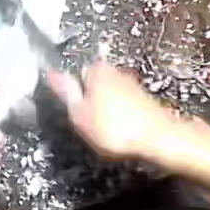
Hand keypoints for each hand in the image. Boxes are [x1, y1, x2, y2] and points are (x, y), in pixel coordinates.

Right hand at [46, 60, 205, 164]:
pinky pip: (124, 106)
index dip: (74, 94)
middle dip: (91, 101)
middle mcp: (116, 72)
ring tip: (107, 131)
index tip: (75, 112)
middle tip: (89, 124)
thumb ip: (66, 92)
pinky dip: (121, 117)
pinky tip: (122, 132)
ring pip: (110, 96)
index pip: (76, 74)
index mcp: (97, 71)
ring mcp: (132, 85)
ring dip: (107, 110)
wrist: (158, 139)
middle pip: (94, 84)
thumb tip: (52, 74)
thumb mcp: (79, 114)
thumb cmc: (117, 128)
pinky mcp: (145, 100)